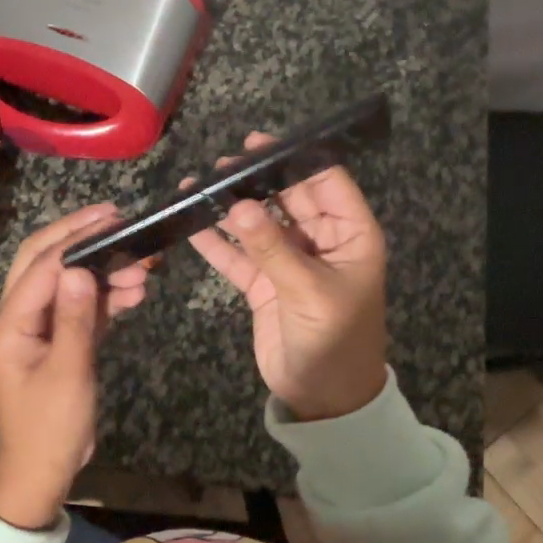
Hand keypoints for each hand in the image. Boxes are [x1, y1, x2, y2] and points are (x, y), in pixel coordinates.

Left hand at [0, 204, 149, 528]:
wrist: (43, 472)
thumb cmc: (50, 428)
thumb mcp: (67, 375)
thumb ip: (75, 320)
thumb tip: (80, 268)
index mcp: (11, 323)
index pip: (42, 265)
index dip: (76, 238)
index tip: (113, 217)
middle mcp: (20, 317)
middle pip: (45, 261)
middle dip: (81, 238)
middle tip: (120, 220)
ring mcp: (39, 329)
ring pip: (67, 283)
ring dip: (101, 271)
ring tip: (141, 267)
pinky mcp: (59, 342)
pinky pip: (80, 308)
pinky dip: (106, 298)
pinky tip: (135, 293)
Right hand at [188, 134, 388, 421]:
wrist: (324, 398)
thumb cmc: (335, 341)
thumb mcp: (310, 292)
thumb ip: (272, 248)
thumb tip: (237, 206)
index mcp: (351, 235)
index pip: (326, 183)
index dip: (296, 159)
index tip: (259, 144)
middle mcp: (321, 241)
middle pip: (287, 198)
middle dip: (256, 181)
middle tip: (221, 164)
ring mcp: (289, 262)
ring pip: (258, 224)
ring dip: (230, 207)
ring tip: (199, 185)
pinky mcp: (264, 284)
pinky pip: (238, 256)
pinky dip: (216, 242)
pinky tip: (191, 223)